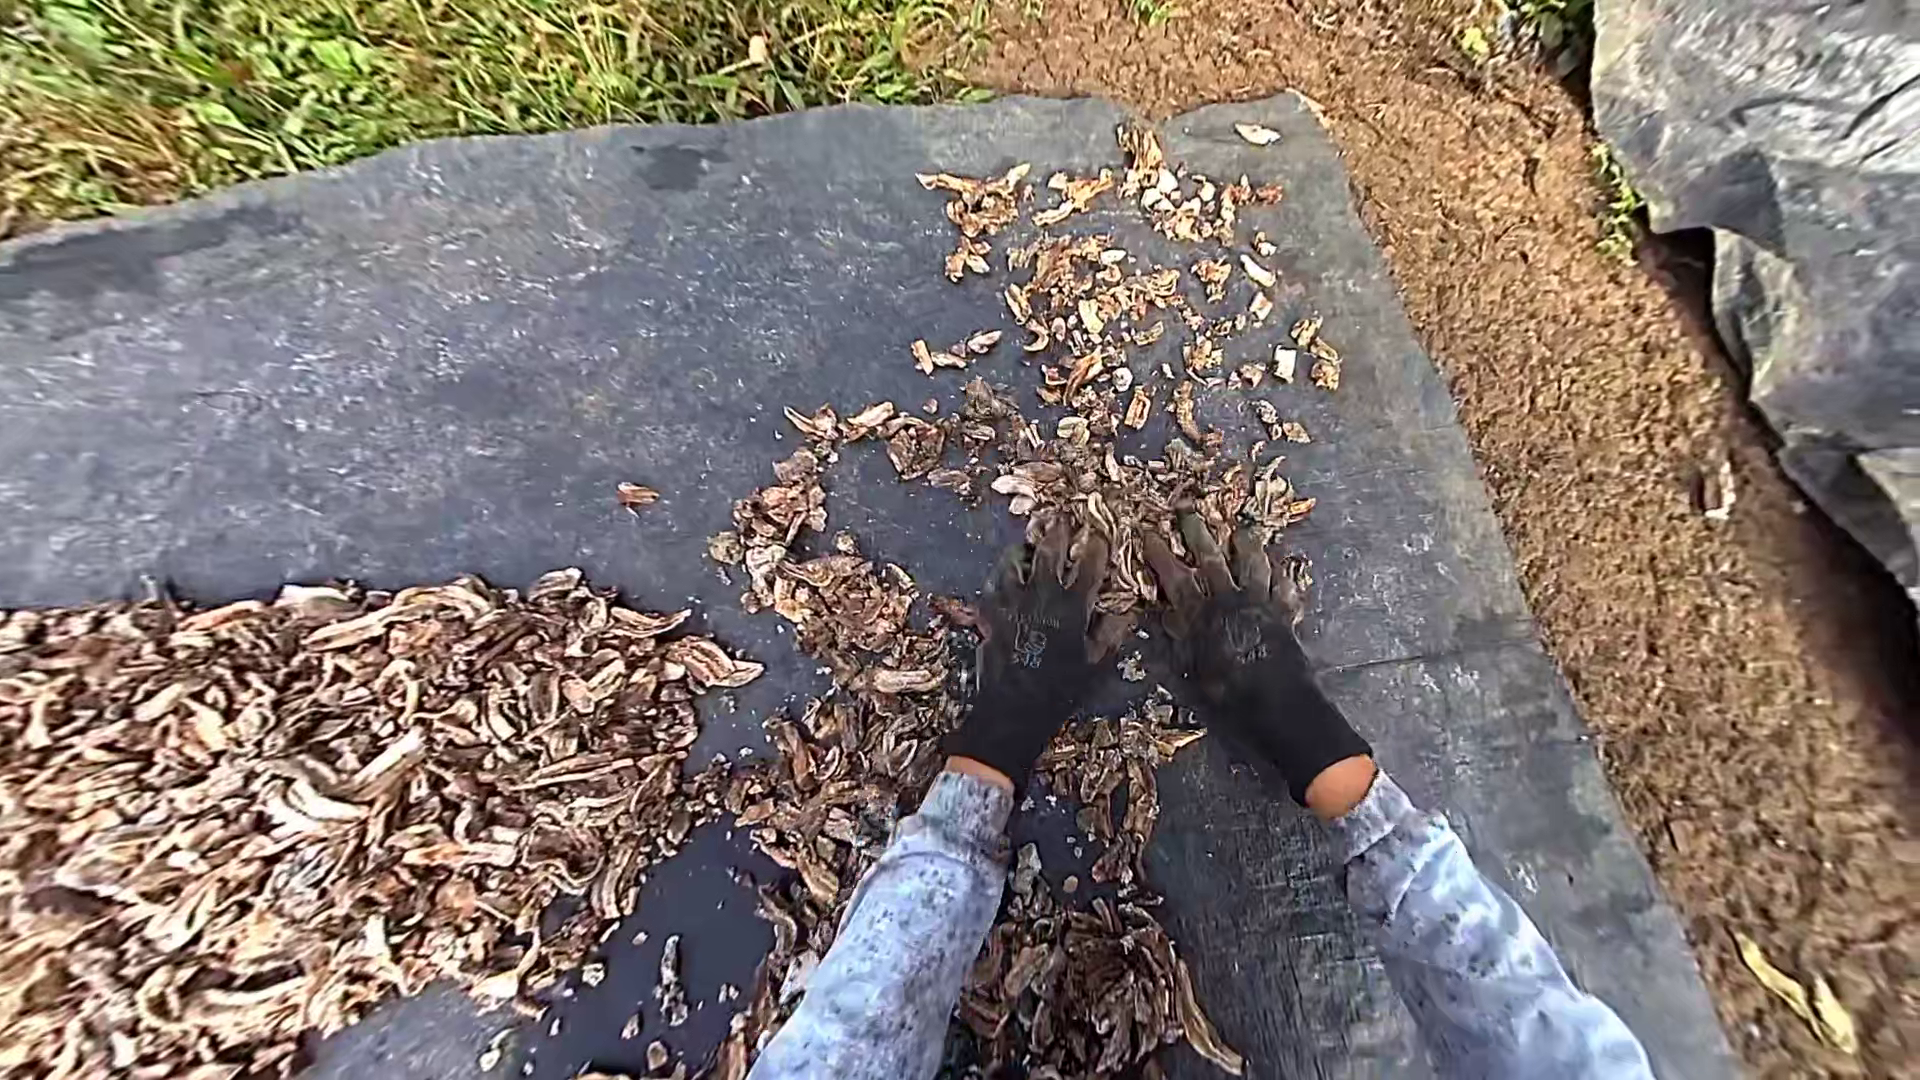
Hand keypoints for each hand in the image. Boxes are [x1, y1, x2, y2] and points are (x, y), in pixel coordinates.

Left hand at [946, 520, 1112, 791]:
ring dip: (1026, 546)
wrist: (1014, 708)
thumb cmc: (1061, 689)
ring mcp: (1013, 600)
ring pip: (1017, 560)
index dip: (1096, 545)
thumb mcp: (1096, 665)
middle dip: (1059, 531)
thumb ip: (1112, 632)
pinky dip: (1002, 571)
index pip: (1089, 566)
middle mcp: (1042, 596)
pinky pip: (994, 581)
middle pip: (1051, 551)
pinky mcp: (991, 610)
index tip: (1099, 533)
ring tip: (1031, 540)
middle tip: (1062, 517)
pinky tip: (1006, 570)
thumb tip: (1126, 608)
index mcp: (1072, 607)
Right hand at [1143, 510, 1372, 810]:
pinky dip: (1284, 571)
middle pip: (1212, 559)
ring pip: (1253, 564)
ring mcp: (1262, 604)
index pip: (1176, 578)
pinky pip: (1285, 585)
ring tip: (1240, 528)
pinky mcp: (1285, 614)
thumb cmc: (1228, 696)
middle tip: (1188, 511)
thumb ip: (1173, 640)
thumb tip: (1157, 613)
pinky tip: (1284, 561)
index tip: (1148, 534)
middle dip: (1198, 534)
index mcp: (1203, 615)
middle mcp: (1231, 601)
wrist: (1282, 710)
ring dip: (1245, 544)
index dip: (1160, 555)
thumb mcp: (1188, 672)